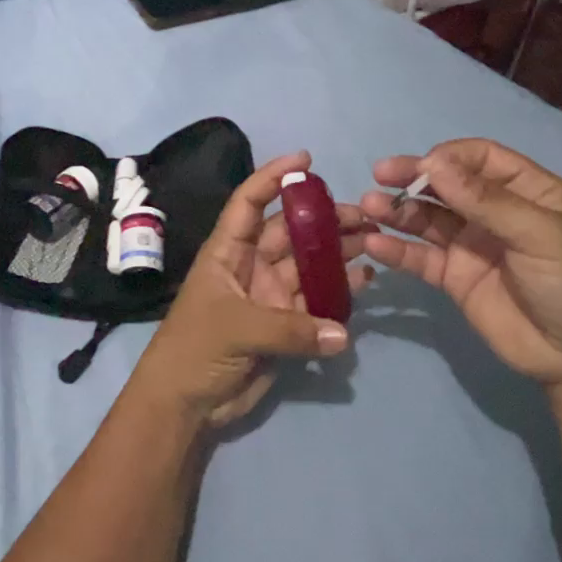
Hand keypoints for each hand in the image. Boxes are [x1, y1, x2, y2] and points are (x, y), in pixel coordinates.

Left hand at [131, 151, 371, 427]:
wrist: (186, 402)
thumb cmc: (196, 349)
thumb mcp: (236, 328)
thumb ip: (290, 329)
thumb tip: (343, 333)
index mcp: (227, 252)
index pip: (249, 203)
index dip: (272, 178)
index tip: (306, 160)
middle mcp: (251, 266)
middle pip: (291, 232)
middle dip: (324, 219)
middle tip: (366, 214)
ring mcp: (270, 295)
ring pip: (309, 264)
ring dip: (338, 251)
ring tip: (375, 240)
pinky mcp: (285, 324)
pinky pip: (318, 300)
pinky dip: (341, 289)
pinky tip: (367, 279)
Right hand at [359, 139, 561, 385]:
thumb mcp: (542, 235)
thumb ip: (486, 201)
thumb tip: (433, 163)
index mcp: (528, 192)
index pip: (480, 159)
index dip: (448, 158)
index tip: (422, 167)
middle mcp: (496, 213)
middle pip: (446, 184)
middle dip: (413, 178)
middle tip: (380, 176)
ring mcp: (473, 246)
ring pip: (427, 218)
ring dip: (398, 210)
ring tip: (368, 207)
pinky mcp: (455, 279)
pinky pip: (420, 257)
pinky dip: (397, 249)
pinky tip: (375, 244)